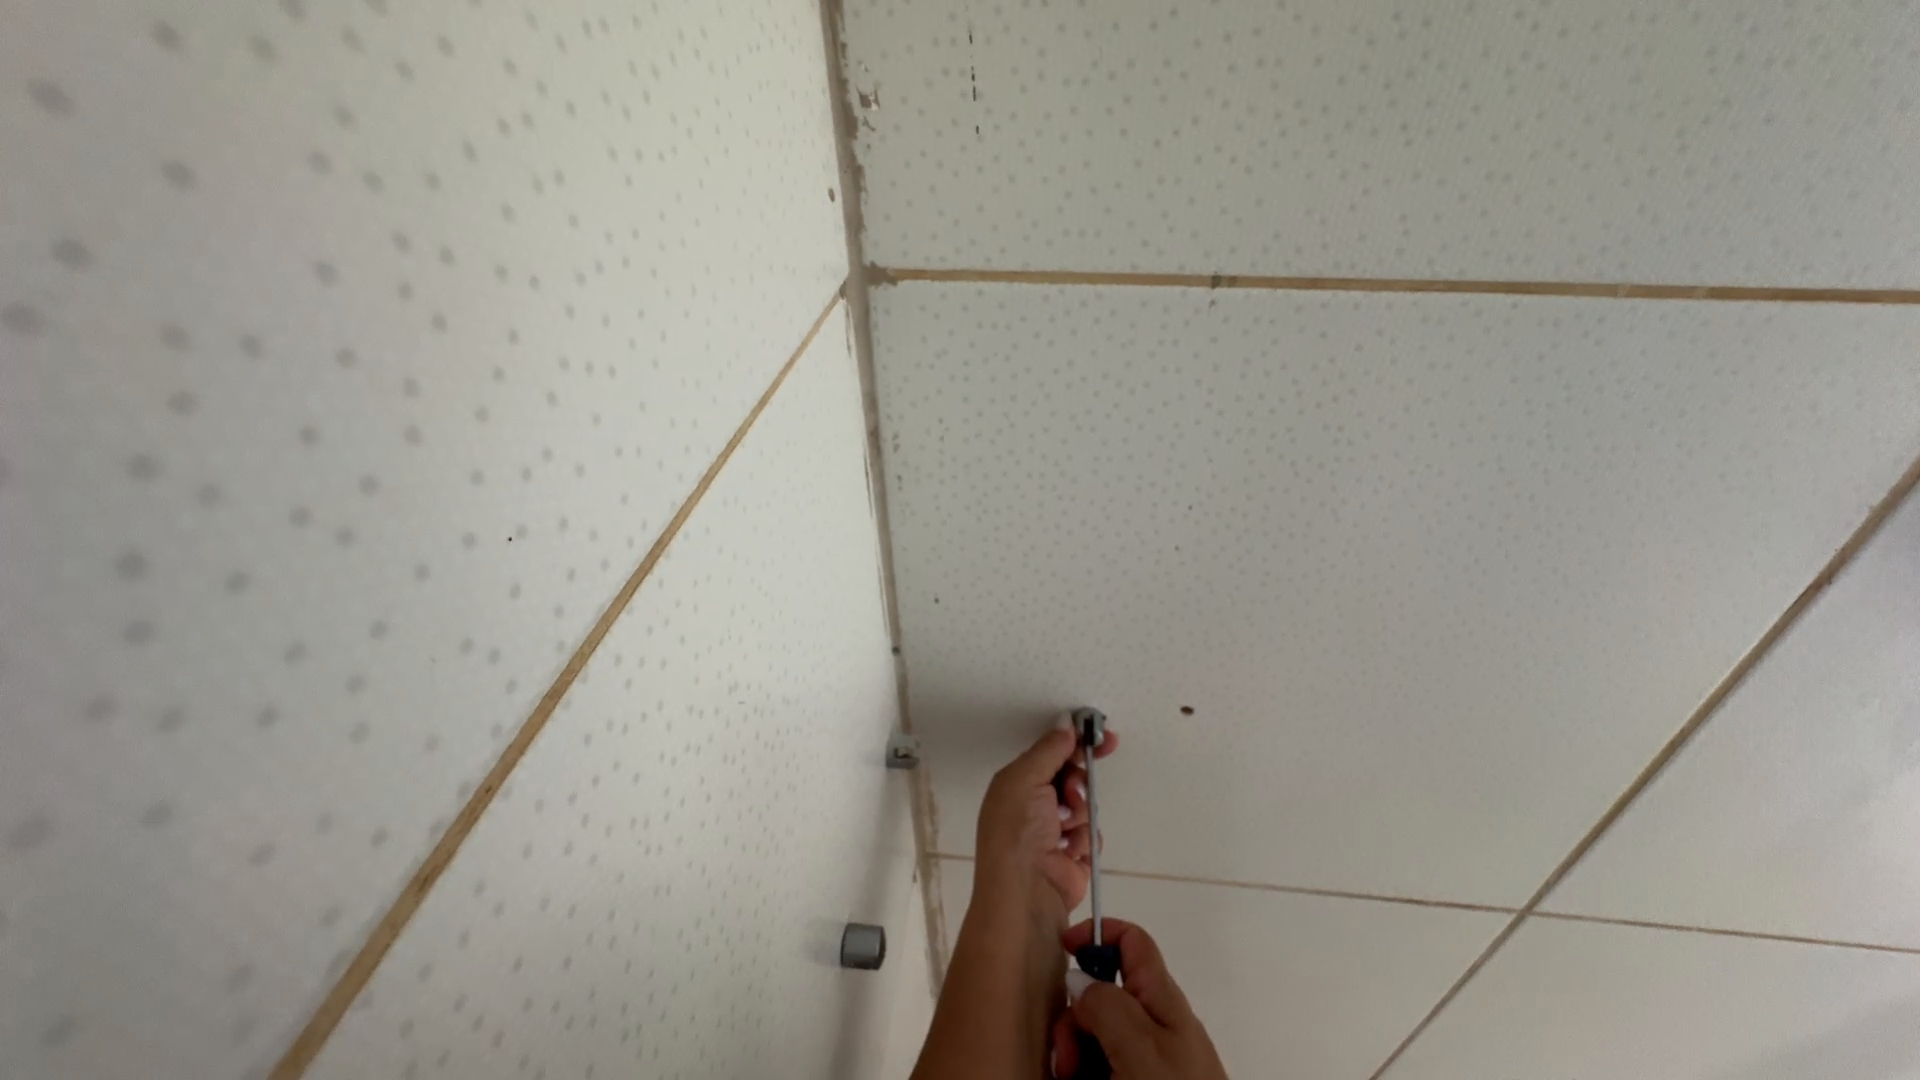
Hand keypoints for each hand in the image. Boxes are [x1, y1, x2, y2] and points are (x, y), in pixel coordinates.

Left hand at [974, 716, 1119, 913]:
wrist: (1027, 893)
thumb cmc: (1017, 831)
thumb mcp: (1025, 779)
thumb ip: (1048, 750)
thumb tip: (1065, 723)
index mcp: (1017, 784)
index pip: (1052, 753)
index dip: (1078, 743)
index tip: (1105, 737)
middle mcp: (1034, 805)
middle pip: (1072, 777)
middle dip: (1077, 784)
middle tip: (1072, 794)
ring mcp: (1055, 831)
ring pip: (1086, 805)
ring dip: (1079, 814)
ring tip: (1064, 828)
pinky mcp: (1075, 854)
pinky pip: (1092, 833)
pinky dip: (1085, 839)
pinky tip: (1070, 850)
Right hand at [1051, 918, 1227, 1079]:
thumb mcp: (1140, 1047)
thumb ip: (1106, 1003)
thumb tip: (1079, 979)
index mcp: (1160, 998)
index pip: (1131, 941)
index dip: (1098, 932)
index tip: (1064, 950)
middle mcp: (1153, 1023)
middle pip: (1102, 994)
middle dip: (1074, 1018)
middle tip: (1068, 1059)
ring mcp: (1145, 1060)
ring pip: (1095, 1036)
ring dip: (1074, 1053)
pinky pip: (1102, 1067)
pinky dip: (1085, 1073)